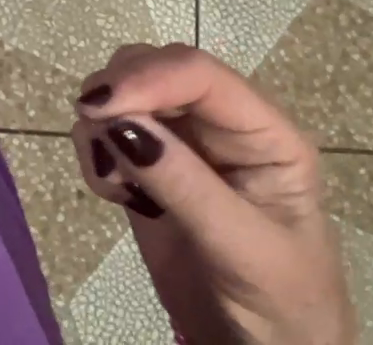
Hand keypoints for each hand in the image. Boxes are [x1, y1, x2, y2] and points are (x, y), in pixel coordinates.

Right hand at [69, 44, 356, 344]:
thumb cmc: (281, 306)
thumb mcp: (243, 248)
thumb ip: (183, 183)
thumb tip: (115, 122)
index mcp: (265, 134)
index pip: (198, 73)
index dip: (145, 78)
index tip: (97, 108)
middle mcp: (220, 125)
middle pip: (152, 68)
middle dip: (116, 94)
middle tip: (98, 140)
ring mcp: (181, 143)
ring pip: (120, 92)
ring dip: (100, 125)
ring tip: (114, 181)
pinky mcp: (145, 163)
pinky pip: (103, 129)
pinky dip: (92, 150)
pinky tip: (112, 191)